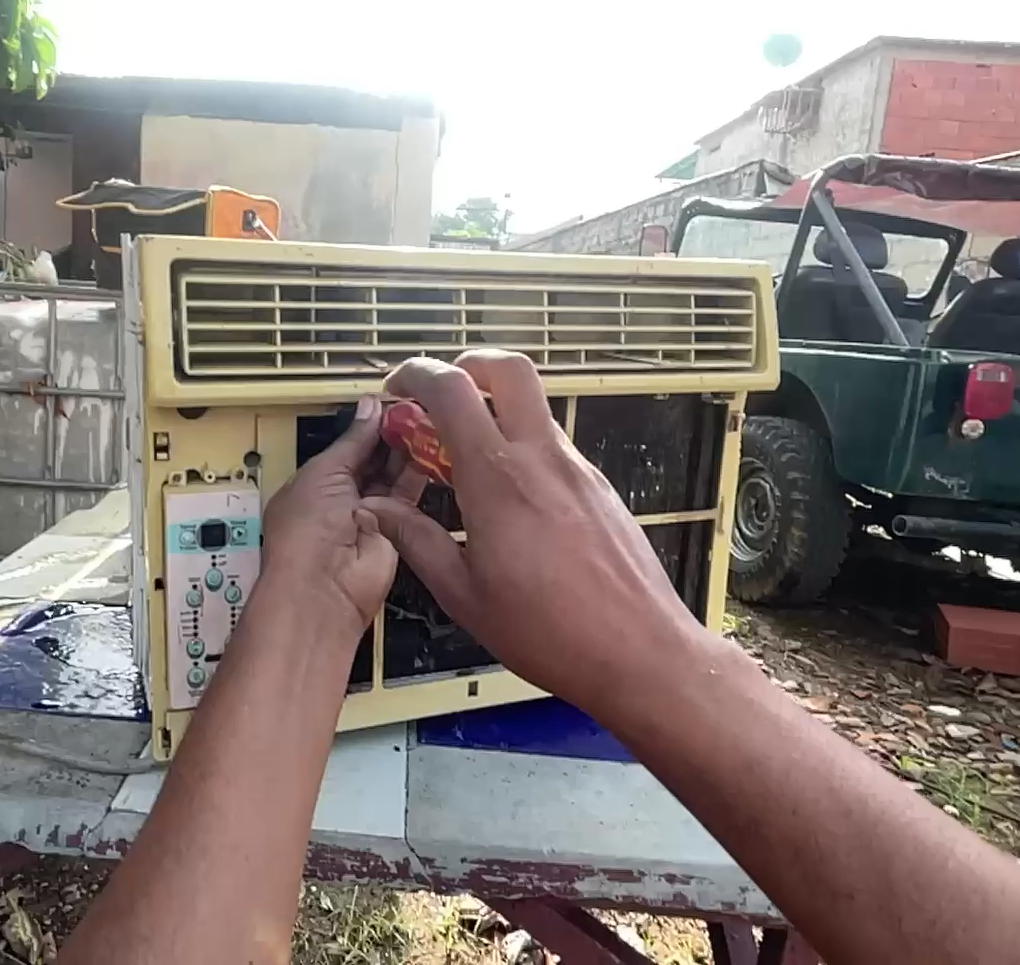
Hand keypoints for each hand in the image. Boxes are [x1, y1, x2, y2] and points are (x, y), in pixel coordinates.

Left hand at [258, 394, 418, 645]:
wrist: (324, 587)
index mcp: (315, 482)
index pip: (347, 446)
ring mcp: (371, 514)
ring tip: (425, 422)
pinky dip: (419, 474)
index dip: (368, 426)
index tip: (390, 404)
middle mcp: (344, 498)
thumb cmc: (305, 533)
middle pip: (374, 459)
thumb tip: (367, 408)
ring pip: (394, 475)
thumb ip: (353, 440)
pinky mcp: (397, 528)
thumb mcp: (325, 471)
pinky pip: (410, 496)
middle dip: (391, 436)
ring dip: (408, 452)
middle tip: (414, 408)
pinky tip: (431, 449)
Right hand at [360, 351, 702, 719]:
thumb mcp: (464, 594)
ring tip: (467, 457)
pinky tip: (509, 495)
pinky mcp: (600, 486)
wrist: (642, 654)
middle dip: (467, 365)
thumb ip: (416, 540)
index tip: (397, 388)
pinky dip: (521, 446)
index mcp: (498, 480)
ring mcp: (577, 468)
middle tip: (440, 398)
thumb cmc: (549, 632)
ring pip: (533, 406)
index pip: (453, 391)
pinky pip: (553, 444)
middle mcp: (542, 458)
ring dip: (495, 410)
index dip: (416, 374)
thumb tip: (377, 509)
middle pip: (509, 369)